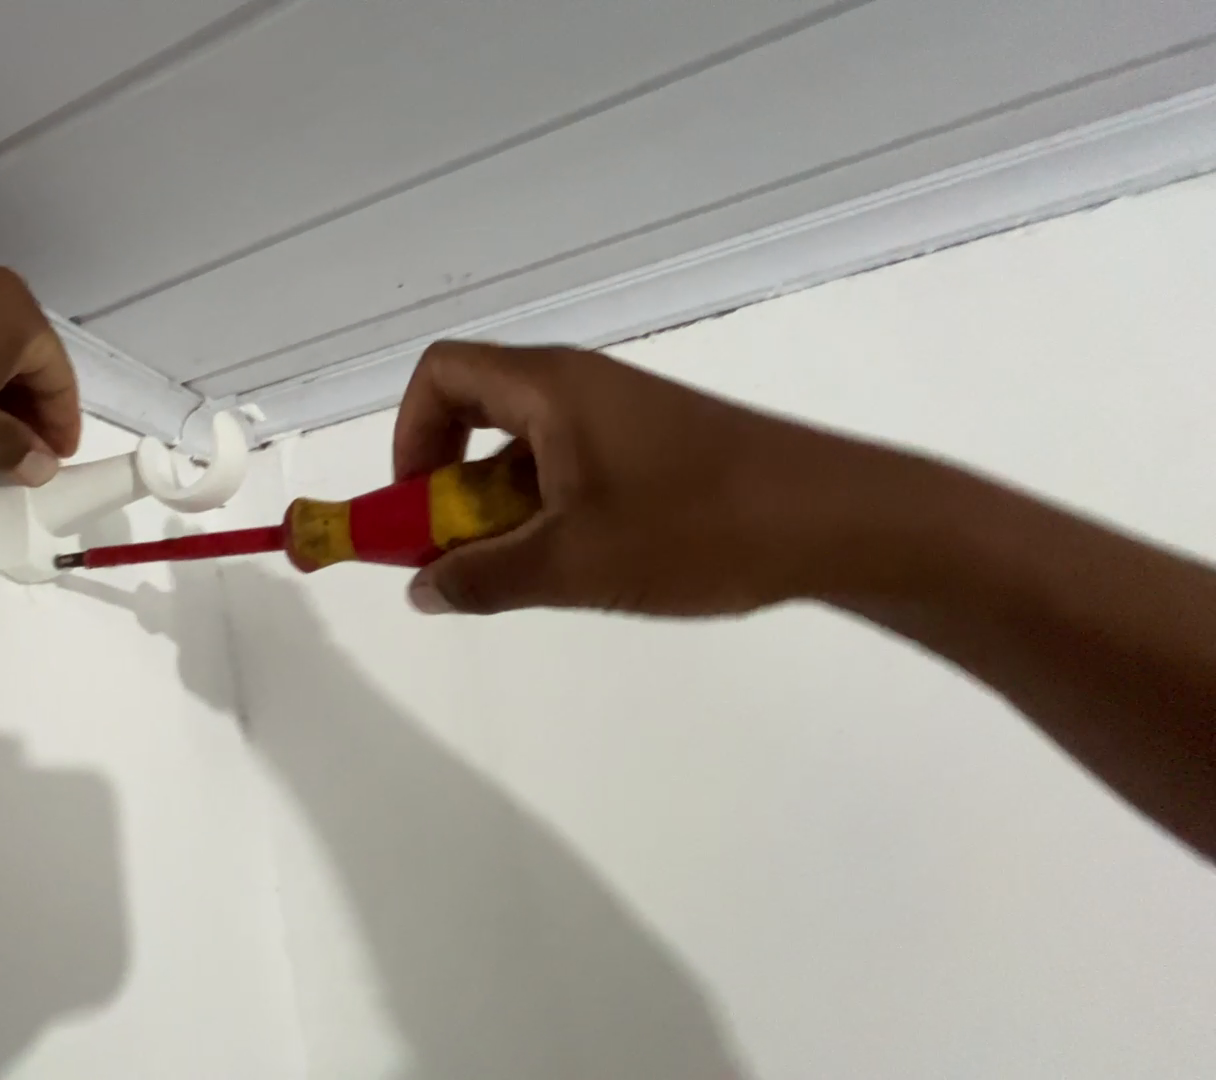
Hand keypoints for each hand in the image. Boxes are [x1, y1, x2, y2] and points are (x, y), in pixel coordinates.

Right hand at [394, 341, 901, 615]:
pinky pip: (562, 462)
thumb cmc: (698, 528)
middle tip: (454, 544)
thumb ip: (481, 579)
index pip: (439, 374)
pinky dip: (539, 508)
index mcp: (548, 387)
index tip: (417, 503)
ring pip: (517, 445)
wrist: (849, 523)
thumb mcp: (571, 565)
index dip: (408, 434)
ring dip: (493, 504)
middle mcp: (575, 385)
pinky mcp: (647, 444)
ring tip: (517, 568)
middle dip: (443, 479)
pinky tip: (571, 560)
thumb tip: (420, 591)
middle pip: (471, 407)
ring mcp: (615, 414)